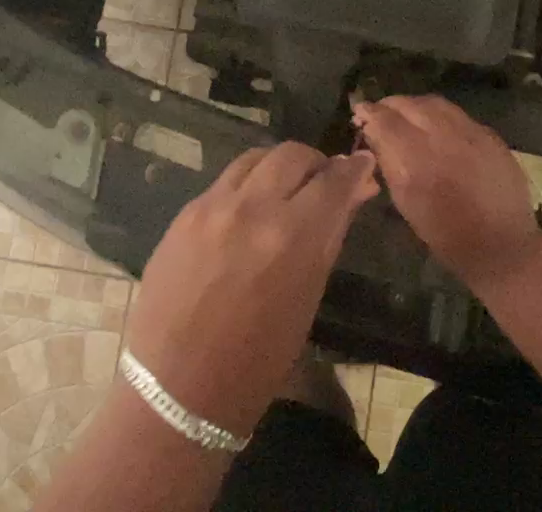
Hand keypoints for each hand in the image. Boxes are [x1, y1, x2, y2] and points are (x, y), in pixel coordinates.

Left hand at [122, 142, 378, 437]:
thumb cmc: (258, 358)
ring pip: (254, 158)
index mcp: (292, 235)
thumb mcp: (308, 297)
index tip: (363, 165)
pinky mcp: (183, 214)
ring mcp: (211, 207)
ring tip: (284, 192)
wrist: (178, 387)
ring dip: (277, 167)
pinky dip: (245, 187)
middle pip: (291, 155)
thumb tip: (355, 192)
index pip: (333, 180)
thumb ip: (331, 235)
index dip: (354, 169)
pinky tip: (248, 214)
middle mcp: (251, 208)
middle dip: (315, 164)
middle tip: (323, 184)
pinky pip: (223, 183)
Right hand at [353, 95, 541, 290]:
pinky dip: (439, 115)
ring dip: (414, 106)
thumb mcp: (405, 202)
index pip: (385, 120)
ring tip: (407, 116)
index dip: (369, 113)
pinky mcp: (490, 135)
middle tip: (381, 113)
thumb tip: (374, 135)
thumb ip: (389, 163)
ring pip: (434, 103)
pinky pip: (457, 115)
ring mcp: (470, 132)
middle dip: (390, 105)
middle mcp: (443, 137)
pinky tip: (437, 128)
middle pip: (409, 104)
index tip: (360, 112)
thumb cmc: (445, 234)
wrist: (501, 246)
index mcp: (416, 158)